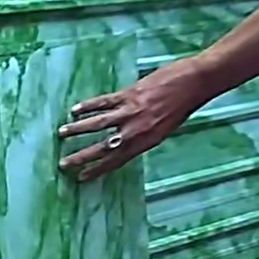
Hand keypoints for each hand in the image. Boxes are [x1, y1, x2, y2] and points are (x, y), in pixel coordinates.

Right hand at [57, 57, 215, 180]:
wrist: (197, 80)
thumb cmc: (182, 107)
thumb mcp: (163, 130)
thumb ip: (139, 139)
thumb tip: (117, 146)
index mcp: (145, 141)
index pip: (115, 160)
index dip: (97, 170)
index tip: (80, 178)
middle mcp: (135, 129)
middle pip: (102, 146)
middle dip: (81, 156)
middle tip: (63, 164)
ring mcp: (131, 111)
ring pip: (98, 123)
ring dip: (78, 129)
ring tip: (61, 133)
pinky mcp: (129, 94)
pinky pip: (104, 101)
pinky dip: (88, 106)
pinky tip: (74, 110)